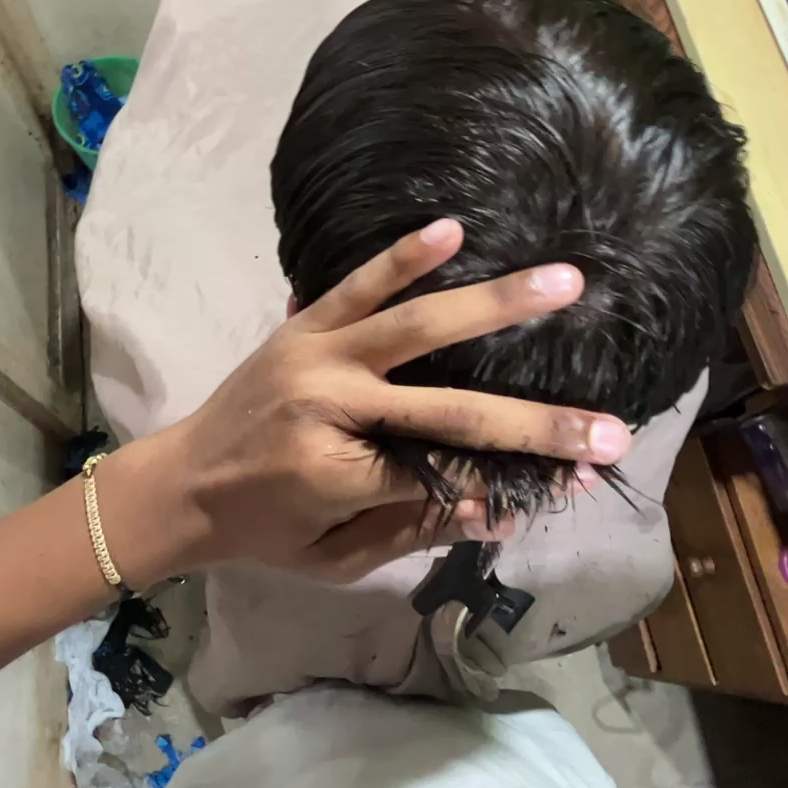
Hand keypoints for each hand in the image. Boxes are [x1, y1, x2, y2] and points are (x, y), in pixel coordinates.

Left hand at [103, 219, 631, 585]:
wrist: (178, 486)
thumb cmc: (258, 532)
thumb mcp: (333, 558)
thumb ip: (411, 530)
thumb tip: (498, 508)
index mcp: (338, 475)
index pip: (446, 472)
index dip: (514, 475)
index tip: (579, 474)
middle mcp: (332, 408)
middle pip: (450, 409)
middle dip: (537, 422)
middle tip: (609, 424)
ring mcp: (315, 357)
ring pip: (414, 325)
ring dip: (494, 305)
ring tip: (563, 282)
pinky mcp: (298, 328)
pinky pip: (354, 285)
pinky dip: (402, 258)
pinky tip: (452, 229)